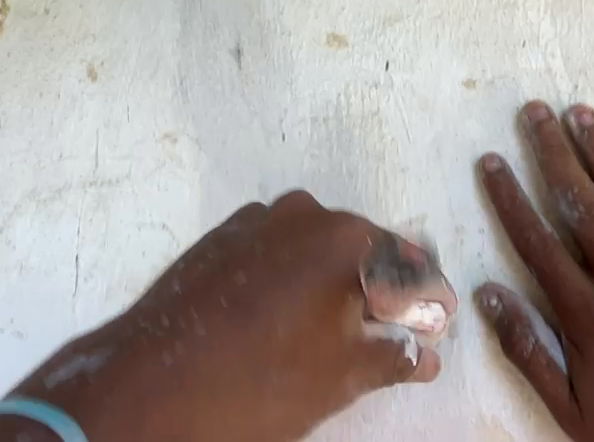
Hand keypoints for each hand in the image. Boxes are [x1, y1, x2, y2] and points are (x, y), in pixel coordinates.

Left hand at [0, 191, 456, 441]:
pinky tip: (290, 312)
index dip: (427, 296)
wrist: (155, 381)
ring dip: (336, 277)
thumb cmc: (262, 381)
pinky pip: (278, 247)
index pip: (407, 263)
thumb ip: (391, 356)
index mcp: (343, 239)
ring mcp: (259, 219)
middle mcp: (305, 213)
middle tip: (395, 327)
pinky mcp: (224, 233)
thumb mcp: (339, 377)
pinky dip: (295, 272)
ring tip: (342, 325)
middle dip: (383, 284)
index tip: (438, 321)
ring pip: (316, 245)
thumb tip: (426, 354)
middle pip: (361, 246)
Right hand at [475, 102, 593, 441]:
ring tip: (583, 114)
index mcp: (590, 321)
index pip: (537, 246)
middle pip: (582, 211)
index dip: (510, 200)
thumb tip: (486, 296)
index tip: (491, 160)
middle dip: (555, 157)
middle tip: (535, 111)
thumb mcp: (574, 419)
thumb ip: (529, 354)